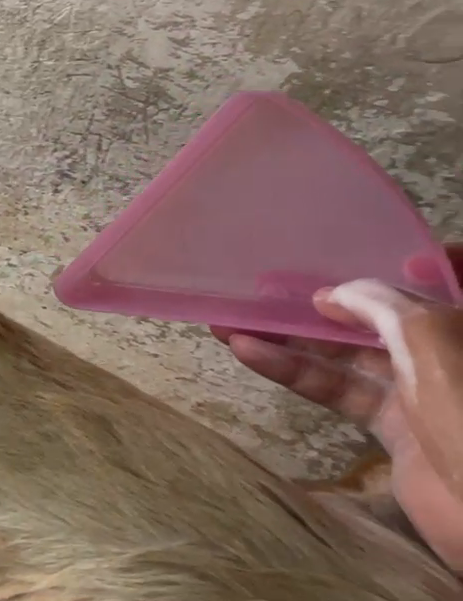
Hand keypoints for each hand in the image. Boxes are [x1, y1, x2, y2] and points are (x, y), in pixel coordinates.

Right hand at [217, 277, 462, 570]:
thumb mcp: (433, 345)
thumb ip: (381, 305)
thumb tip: (332, 291)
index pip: (455, 279)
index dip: (413, 259)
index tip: (357, 245)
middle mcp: (455, 355)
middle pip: (387, 315)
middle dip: (327, 297)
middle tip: (268, 282)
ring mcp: (429, 393)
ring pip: (351, 352)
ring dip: (291, 335)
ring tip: (230, 318)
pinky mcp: (399, 426)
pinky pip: (338, 388)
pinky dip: (291, 370)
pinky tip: (245, 352)